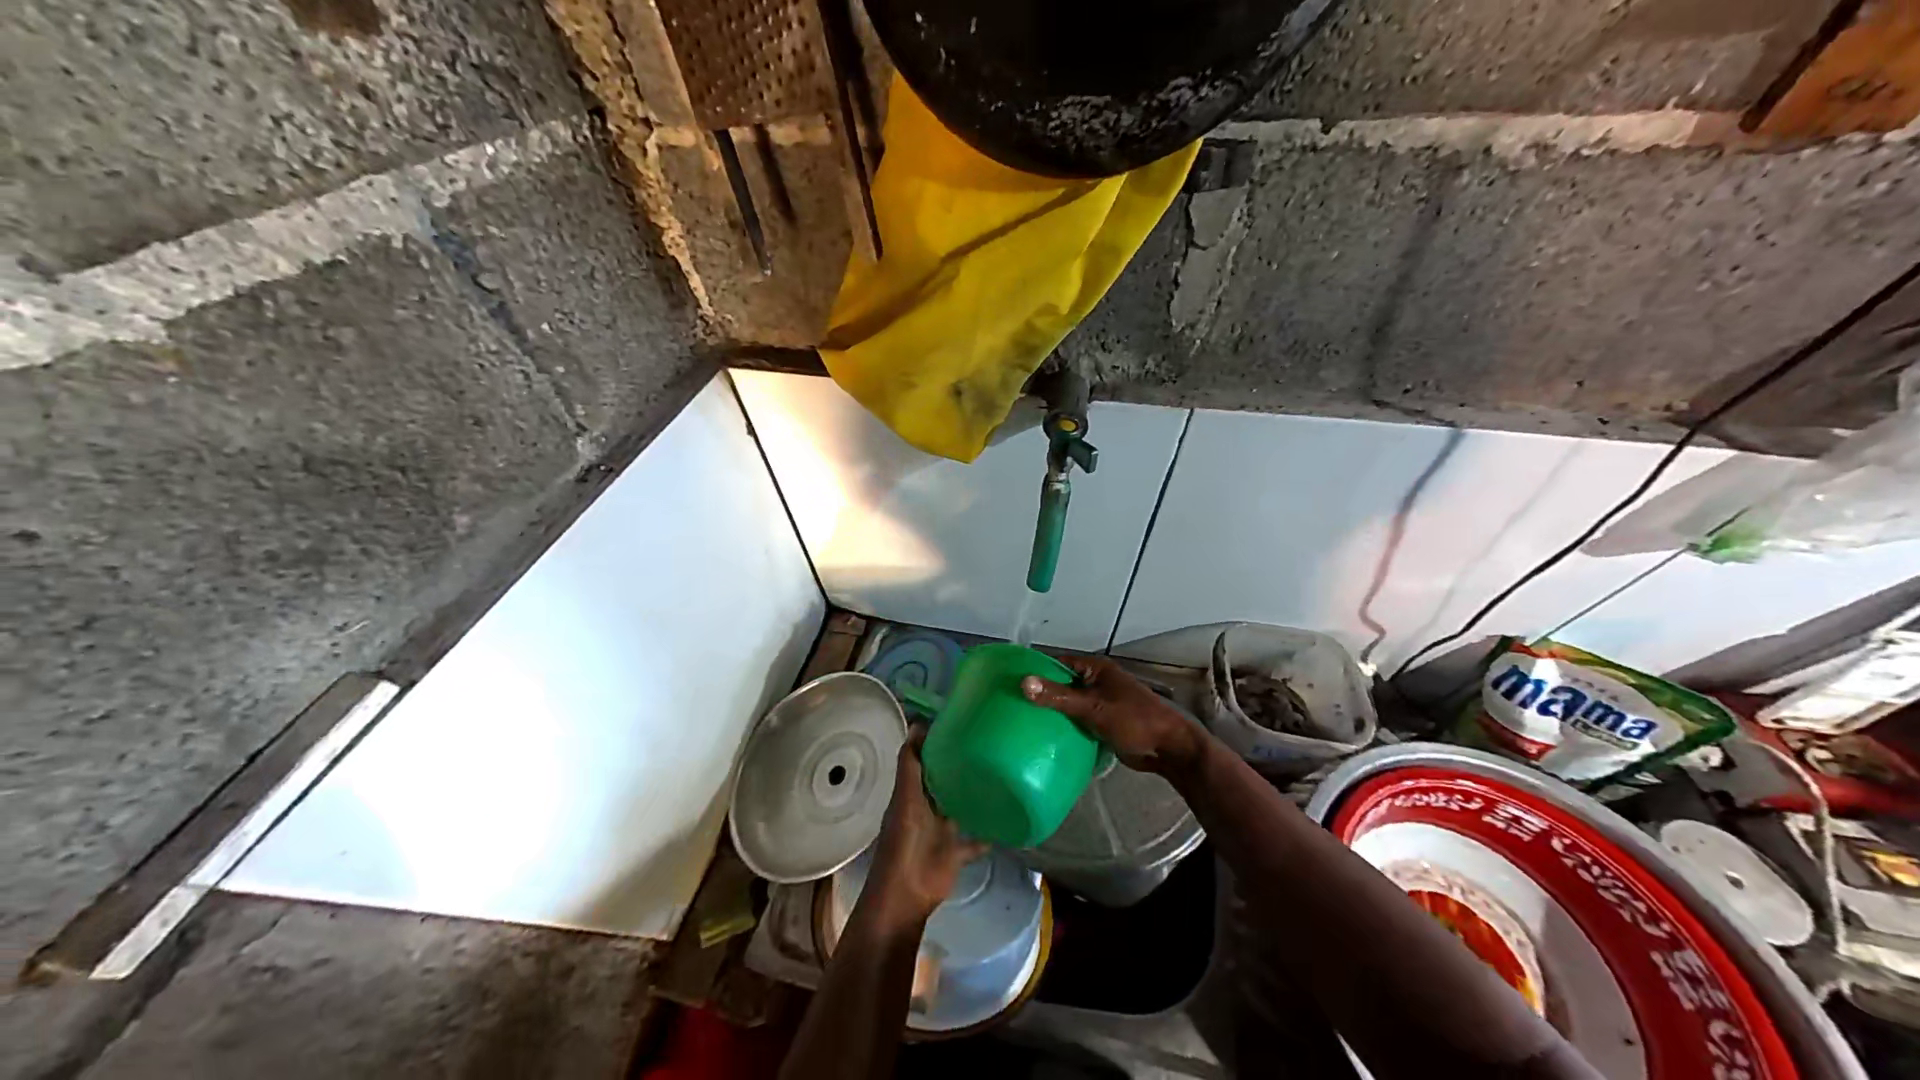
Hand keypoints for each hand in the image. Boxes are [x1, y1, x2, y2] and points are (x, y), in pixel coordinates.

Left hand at [866, 729, 987, 923]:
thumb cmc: (904, 842)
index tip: (960, 721)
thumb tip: (917, 724)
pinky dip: (989, 832)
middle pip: (943, 782)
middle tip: (988, 742)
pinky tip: (1008, 820)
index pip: (924, 761)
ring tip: (1001, 774)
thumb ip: (911, 765)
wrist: (907, 893)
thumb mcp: (906, 798)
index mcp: (912, 793)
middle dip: (959, 766)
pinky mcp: (956, 852)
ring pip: (960, 807)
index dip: (937, 742)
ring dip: (974, 796)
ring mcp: (942, 830)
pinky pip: (976, 839)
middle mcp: (927, 808)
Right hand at [1021, 655, 1209, 777]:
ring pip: (1068, 705)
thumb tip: (1023, 682)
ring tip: (1020, 721)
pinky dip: (1063, 727)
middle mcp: (1095, 682)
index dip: (1036, 669)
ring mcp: (1099, 704)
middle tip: (1010, 704)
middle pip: (1061, 684)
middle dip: (1040, 693)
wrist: (1168, 749)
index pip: (1057, 662)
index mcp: (1095, 669)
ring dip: (1051, 712)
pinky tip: (1043, 738)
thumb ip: (1058, 696)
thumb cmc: (1134, 720)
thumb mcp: (1093, 707)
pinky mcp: (1101, 724)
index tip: (1009, 679)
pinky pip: (1076, 721)